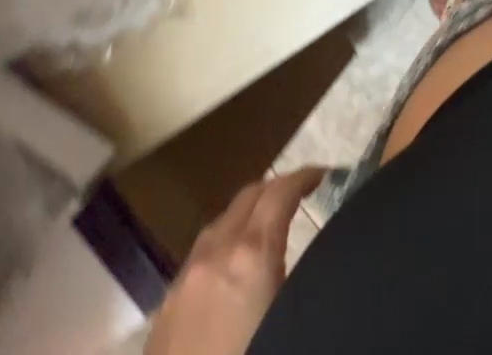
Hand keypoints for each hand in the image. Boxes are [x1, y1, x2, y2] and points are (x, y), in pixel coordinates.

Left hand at [144, 167, 324, 354]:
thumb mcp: (293, 316)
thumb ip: (306, 278)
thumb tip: (327, 257)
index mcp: (250, 255)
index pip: (279, 193)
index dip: (305, 177)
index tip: (326, 174)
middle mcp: (213, 257)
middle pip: (245, 198)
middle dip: (277, 187)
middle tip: (304, 193)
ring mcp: (183, 282)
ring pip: (219, 224)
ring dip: (249, 213)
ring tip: (273, 226)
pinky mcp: (164, 310)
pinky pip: (200, 255)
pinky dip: (225, 241)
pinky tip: (236, 269)